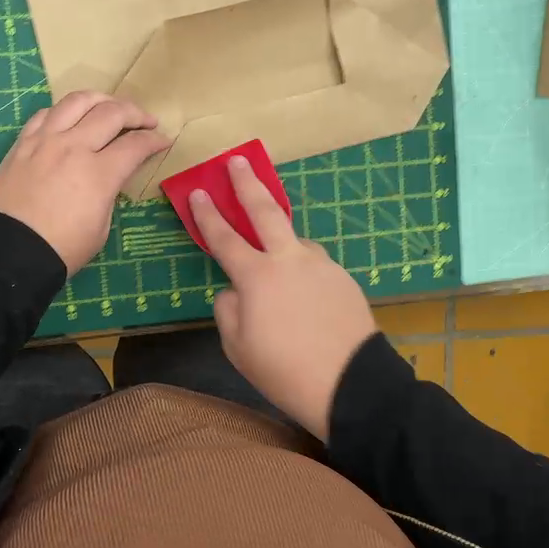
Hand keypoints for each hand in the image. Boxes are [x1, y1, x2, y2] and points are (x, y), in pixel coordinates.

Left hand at [0, 91, 170, 273]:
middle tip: (146, 121)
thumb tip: (111, 175)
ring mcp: (45, 140)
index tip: (163, 141)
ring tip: (111, 106)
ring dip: (101, 99)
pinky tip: (72, 117)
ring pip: (78, 100)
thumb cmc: (60, 249)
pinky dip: (65, 110)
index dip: (155, 140)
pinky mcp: (23, 142)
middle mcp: (73, 147)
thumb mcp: (101, 228)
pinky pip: (47, 112)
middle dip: (136, 113)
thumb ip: (109, 193)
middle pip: (112, 112)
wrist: (7, 252)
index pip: (136, 145)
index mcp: (98, 173)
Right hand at [191, 156, 377, 441]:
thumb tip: (236, 289)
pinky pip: (313, 265)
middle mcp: (289, 259)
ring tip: (277, 268)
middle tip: (237, 161)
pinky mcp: (343, 278)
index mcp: (257, 276)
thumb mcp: (237, 346)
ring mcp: (320, 265)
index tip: (197, 192)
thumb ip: (228, 308)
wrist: (352, 386)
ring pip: (294, 242)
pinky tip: (304, 296)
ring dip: (281, 242)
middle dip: (247, 183)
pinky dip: (302, 270)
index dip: (206, 214)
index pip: (223, 237)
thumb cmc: (284, 371)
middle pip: (264, 211)